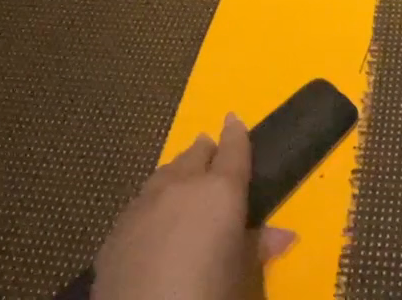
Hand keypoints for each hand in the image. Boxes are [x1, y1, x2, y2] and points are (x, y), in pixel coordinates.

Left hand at [90, 114, 297, 299]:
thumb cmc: (207, 294)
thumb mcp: (242, 275)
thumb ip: (258, 248)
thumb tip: (284, 235)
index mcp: (221, 190)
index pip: (233, 149)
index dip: (236, 133)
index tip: (234, 119)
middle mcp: (182, 185)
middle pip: (195, 155)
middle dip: (205, 152)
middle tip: (210, 152)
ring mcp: (144, 203)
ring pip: (164, 174)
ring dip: (177, 173)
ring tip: (182, 178)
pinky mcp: (116, 229)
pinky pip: (140, 203)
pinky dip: (152, 202)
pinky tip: (152, 220)